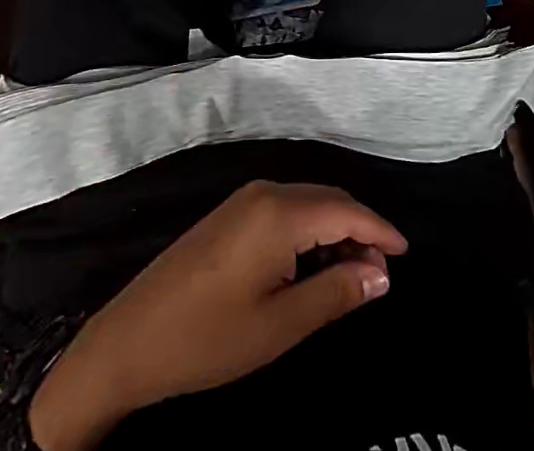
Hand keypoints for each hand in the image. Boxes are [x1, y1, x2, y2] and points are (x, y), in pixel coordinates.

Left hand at [30, 181, 407, 450]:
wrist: (126, 341)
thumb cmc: (207, 338)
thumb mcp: (280, 325)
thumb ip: (337, 293)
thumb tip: (381, 274)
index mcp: (279, 213)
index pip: (347, 211)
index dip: (381, 231)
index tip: (406, 255)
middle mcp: (264, 193)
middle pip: (329, 201)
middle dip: (360, 231)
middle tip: (379, 276)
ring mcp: (243, 200)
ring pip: (308, 204)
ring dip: (334, 232)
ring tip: (349, 276)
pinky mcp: (229, 214)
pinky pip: (285, 210)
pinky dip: (309, 232)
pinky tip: (312, 265)